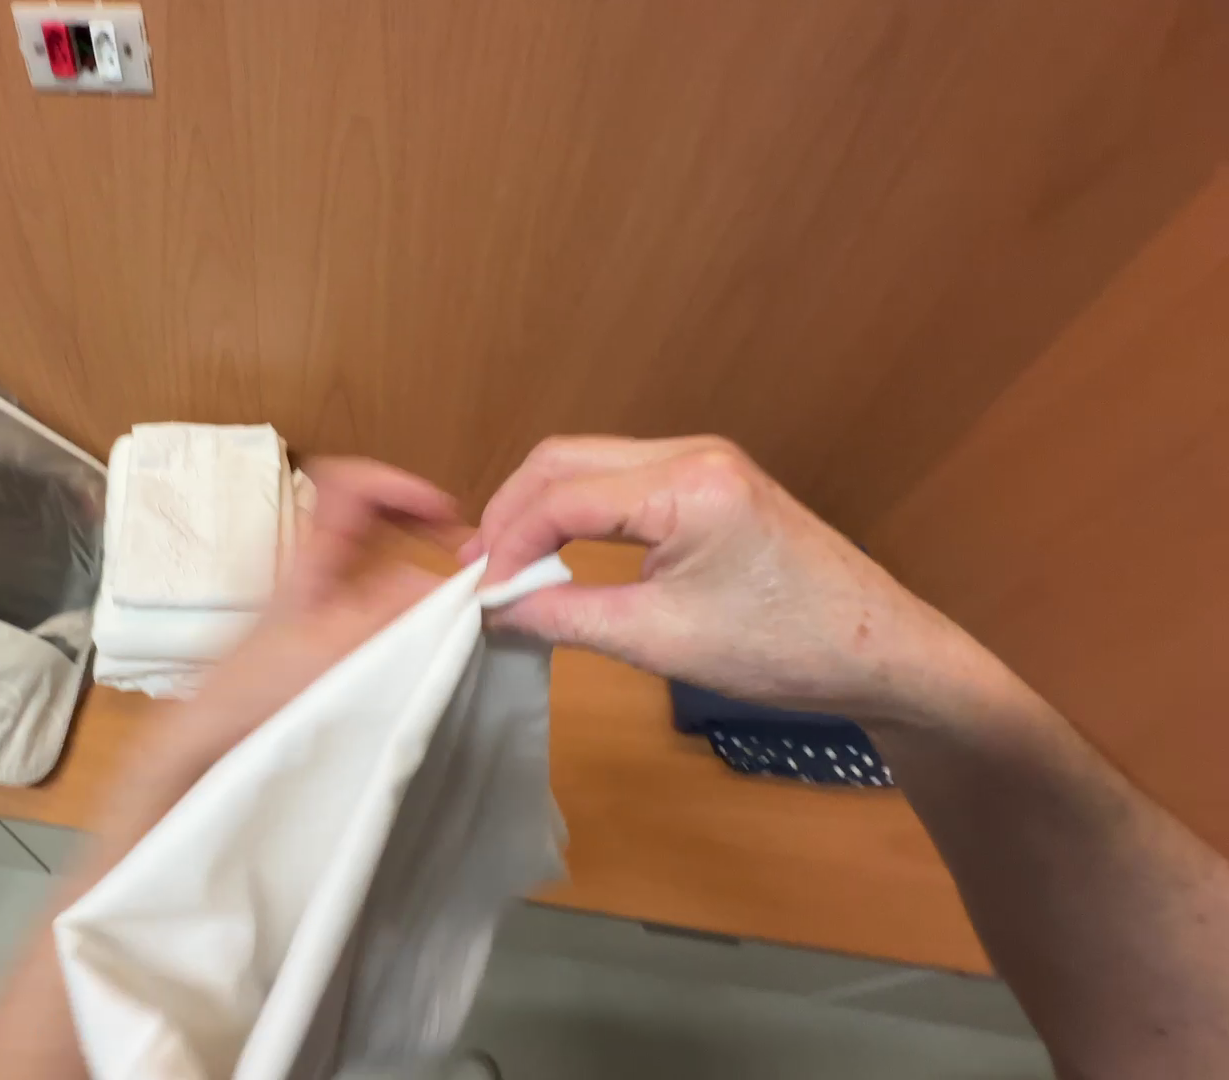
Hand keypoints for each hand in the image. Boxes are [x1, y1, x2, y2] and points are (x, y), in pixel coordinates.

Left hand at [168, 457, 460, 751]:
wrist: (218, 728)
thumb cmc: (262, 685)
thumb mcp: (334, 647)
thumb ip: (391, 611)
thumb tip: (444, 583)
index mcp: (312, 556)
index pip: (349, 484)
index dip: (397, 483)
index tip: (442, 510)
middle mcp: (314, 563)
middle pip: (365, 508)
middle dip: (412, 513)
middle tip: (454, 538)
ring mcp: (317, 590)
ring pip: (370, 546)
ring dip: (410, 546)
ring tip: (448, 571)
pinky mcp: (321, 619)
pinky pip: (370, 583)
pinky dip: (401, 583)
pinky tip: (418, 611)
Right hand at [462, 435, 991, 720]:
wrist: (886, 655)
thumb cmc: (779, 651)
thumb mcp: (655, 639)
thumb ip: (561, 616)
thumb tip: (494, 610)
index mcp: (685, 486)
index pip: (561, 498)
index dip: (508, 544)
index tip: (481, 592)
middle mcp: (688, 451)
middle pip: (561, 458)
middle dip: (510, 511)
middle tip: (482, 566)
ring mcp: (699, 457)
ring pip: (582, 461)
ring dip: (536, 505)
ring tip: (507, 556)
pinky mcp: (703, 476)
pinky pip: (612, 477)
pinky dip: (570, 507)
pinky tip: (555, 543)